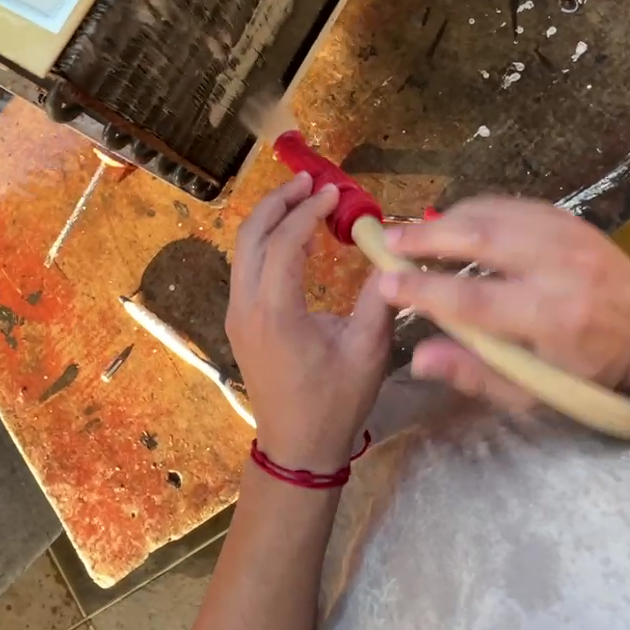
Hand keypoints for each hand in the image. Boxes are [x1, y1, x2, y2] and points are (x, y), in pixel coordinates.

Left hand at [229, 174, 393, 472]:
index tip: (334, 193)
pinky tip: (296, 236)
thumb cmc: (334, 402)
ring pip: (243, 249)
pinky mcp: (240, 319)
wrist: (297, 448)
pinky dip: (267, 241)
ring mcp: (237, 313)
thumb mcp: (366, 352)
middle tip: (308, 181)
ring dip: (270, 218)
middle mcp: (246, 306)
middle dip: (278, 202)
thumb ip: (379, 299)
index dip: (308, 212)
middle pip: (250, 235)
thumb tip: (393, 257)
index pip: (284, 243)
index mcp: (275, 313)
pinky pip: (247, 266)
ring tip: (302, 198)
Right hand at [380, 196, 629, 408]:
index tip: (385, 285)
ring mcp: (567, 235)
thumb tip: (418, 356)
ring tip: (411, 232)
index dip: (424, 291)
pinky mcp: (569, 218)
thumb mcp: (538, 393)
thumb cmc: (591, 375)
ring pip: (492, 213)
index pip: (474, 300)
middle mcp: (560, 268)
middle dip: (426, 238)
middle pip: (479, 239)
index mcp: (553, 320)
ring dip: (444, 220)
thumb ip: (477, 373)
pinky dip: (473, 210)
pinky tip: (451, 222)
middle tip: (387, 242)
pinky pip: (509, 204)